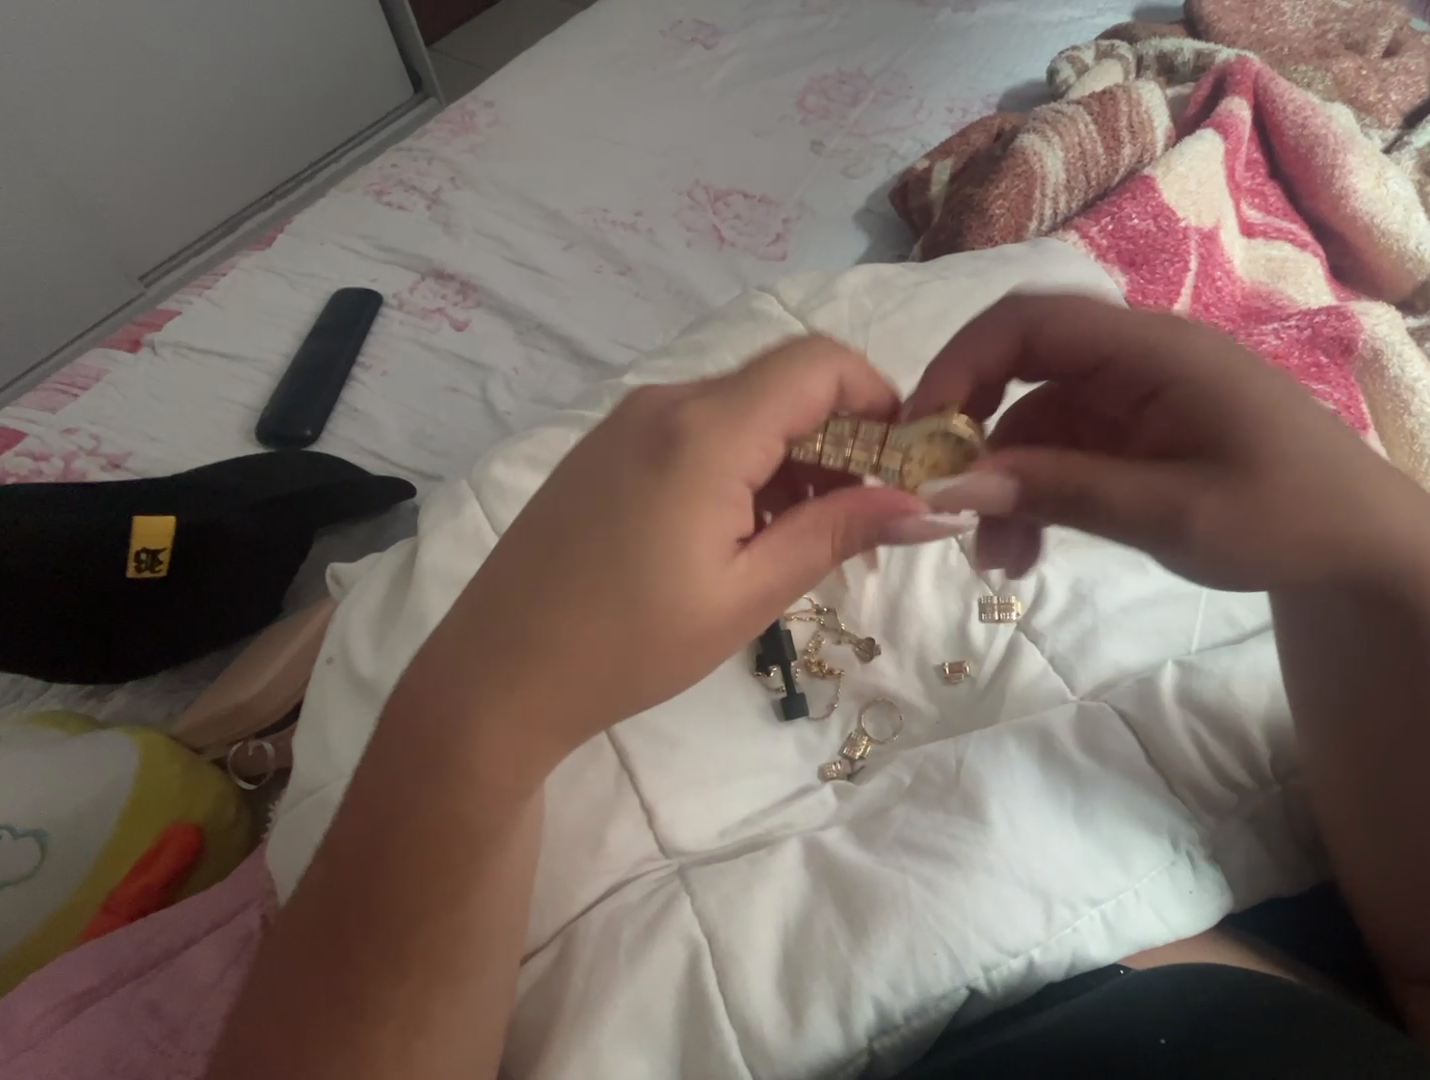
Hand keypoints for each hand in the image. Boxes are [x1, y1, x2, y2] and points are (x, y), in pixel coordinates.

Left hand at [394, 336, 969, 755]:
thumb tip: (932, 507)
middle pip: (784, 384)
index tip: (902, 465)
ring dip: (794, 456)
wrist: (498, 674)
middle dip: (842, 437)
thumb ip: (840, 534)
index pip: (820, 363)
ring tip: (804, 537)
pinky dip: (746, 463)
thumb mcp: (748, 594)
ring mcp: (631, 420)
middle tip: (862, 518)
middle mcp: (667, 402)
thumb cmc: (630, 646)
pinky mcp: (611, 446)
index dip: (879, 398)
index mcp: (705, 430)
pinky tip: (744, 529)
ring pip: (745, 408)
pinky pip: (702, 430)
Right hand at [906, 295, 1429, 591]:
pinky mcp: (1129, 438)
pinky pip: (1056, 457)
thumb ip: (1062, 493)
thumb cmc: (1289, 519)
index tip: (917, 433)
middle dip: (972, 438)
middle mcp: (1131, 363)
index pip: (1028, 323)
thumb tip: (952, 488)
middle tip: (942, 502)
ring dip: (1000, 487)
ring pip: (1030, 426)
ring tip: (997, 560)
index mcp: (1152, 351)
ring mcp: (1128, 402)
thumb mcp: (1173, 514)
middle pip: (1018, 372)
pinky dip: (1030, 499)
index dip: (959, 365)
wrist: (1364, 552)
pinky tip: (1024, 552)